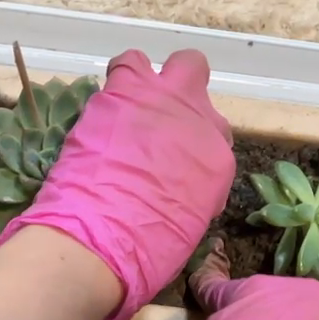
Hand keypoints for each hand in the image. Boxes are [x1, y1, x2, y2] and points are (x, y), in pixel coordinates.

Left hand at [0, 49, 234, 319]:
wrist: (100, 242)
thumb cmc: (142, 255)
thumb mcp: (182, 233)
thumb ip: (185, 201)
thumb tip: (172, 198)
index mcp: (218, 167)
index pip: (213, 148)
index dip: (188, 157)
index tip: (167, 172)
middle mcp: (203, 127)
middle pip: (206, 100)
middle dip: (186, 105)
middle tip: (157, 130)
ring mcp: (168, 103)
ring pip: (181, 66)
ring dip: (158, 83)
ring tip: (130, 110)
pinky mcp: (127, 91)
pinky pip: (129, 64)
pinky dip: (120, 81)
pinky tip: (104, 107)